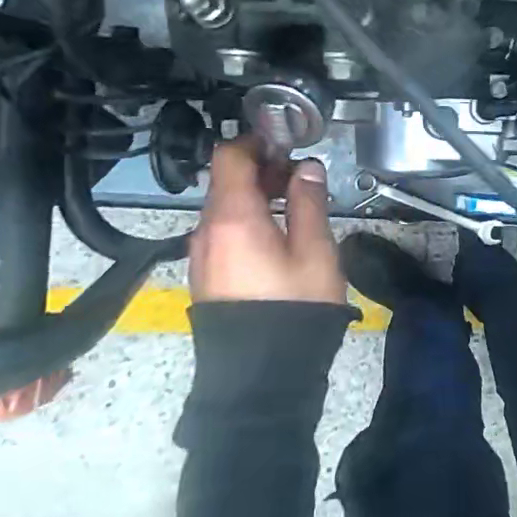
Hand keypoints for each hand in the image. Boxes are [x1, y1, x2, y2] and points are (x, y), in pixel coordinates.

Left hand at [189, 140, 343, 303]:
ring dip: (255, 195)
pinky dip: (245, 219)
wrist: (260, 374)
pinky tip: (275, 234)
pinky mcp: (205, 275)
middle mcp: (207, 231)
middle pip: (226, 180)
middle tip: (299, 176)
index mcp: (232, 218)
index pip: (230, 157)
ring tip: (293, 204)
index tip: (287, 143)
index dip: (257, 142)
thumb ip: (309, 202)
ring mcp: (201, 254)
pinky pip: (222, 231)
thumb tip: (306, 168)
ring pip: (224, 207)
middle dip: (262, 169)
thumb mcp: (315, 250)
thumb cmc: (294, 306)